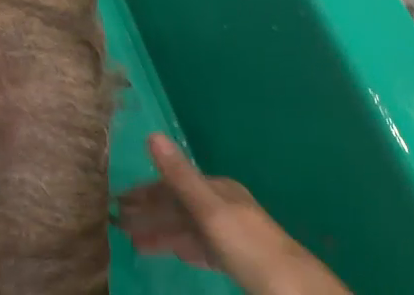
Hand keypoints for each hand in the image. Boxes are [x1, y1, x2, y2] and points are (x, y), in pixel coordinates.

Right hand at [116, 133, 349, 294]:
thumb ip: (180, 176)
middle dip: (148, 213)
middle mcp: (223, 207)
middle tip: (116, 222)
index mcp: (218, 190)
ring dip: (159, 232)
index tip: (116, 200)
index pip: (172, 184)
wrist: (296, 294)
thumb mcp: (210, 210)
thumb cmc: (250, 248)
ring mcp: (230, 235)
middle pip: (178, 206)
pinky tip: (168, 252)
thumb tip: (151, 134)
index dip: (144, 192)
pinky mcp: (235, 261)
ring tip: (131, 240)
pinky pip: (199, 247)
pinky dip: (179, 246)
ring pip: (186, 228)